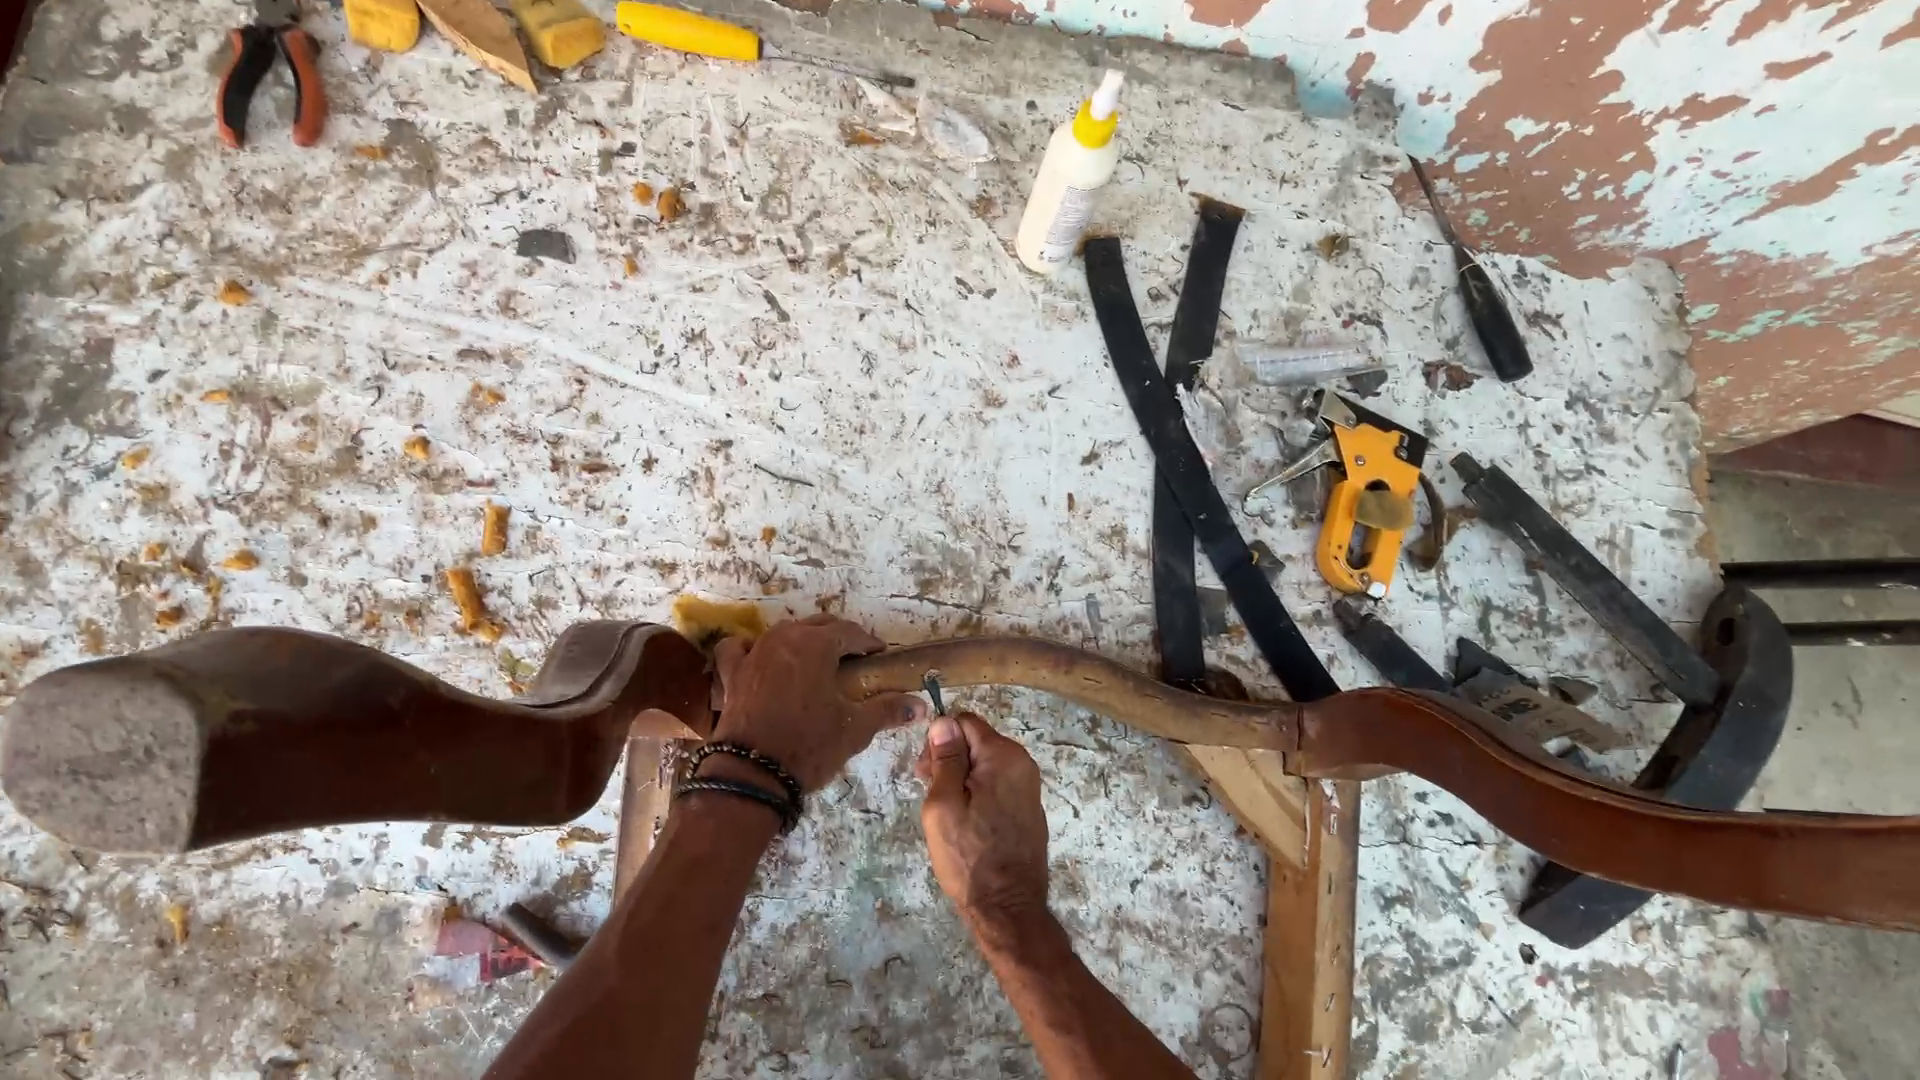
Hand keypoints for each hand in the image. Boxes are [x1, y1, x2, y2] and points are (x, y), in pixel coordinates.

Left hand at [709, 615, 926, 792]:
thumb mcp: (855, 728)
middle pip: (818, 626)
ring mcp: (754, 653)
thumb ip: (887, 709)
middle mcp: (784, 638)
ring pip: (783, 633)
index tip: (879, 656)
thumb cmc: (810, 745)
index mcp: (817, 644)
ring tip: (816, 663)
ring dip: (802, 641)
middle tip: (854, 660)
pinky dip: (750, 649)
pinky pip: (739, 648)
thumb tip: (919, 705)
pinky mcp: (732, 673)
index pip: (850, 632)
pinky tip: (760, 660)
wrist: (753, 775)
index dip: (868, 643)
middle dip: (838, 638)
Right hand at [916, 712, 1049, 933]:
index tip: (924, 771)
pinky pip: (997, 784)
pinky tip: (965, 821)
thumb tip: (943, 722)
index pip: (965, 722)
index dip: (939, 740)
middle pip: (976, 741)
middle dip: (949, 758)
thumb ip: (945, 759)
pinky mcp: (1028, 808)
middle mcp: (1022, 764)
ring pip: (984, 764)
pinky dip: (977, 793)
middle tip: (928, 792)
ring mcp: (1028, 787)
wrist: (1008, 908)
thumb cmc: (968, 856)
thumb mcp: (943, 804)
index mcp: (1003, 756)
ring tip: (945, 812)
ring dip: (960, 778)